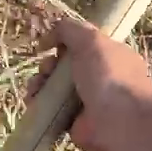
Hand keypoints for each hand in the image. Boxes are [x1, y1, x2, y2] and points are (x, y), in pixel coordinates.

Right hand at [27, 17, 151, 150]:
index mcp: (110, 56)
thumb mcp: (91, 40)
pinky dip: (38, 104)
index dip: (62, 44)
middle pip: (64, 66)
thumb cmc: (108, 76)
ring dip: (39, 84)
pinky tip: (33, 102)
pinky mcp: (72, 120)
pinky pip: (50, 108)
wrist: (118, 121)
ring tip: (35, 88)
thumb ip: (70, 29)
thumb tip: (49, 35)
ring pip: (54, 87)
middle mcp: (99, 78)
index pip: (81, 46)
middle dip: (48, 66)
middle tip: (46, 70)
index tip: (48, 46)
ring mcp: (86, 100)